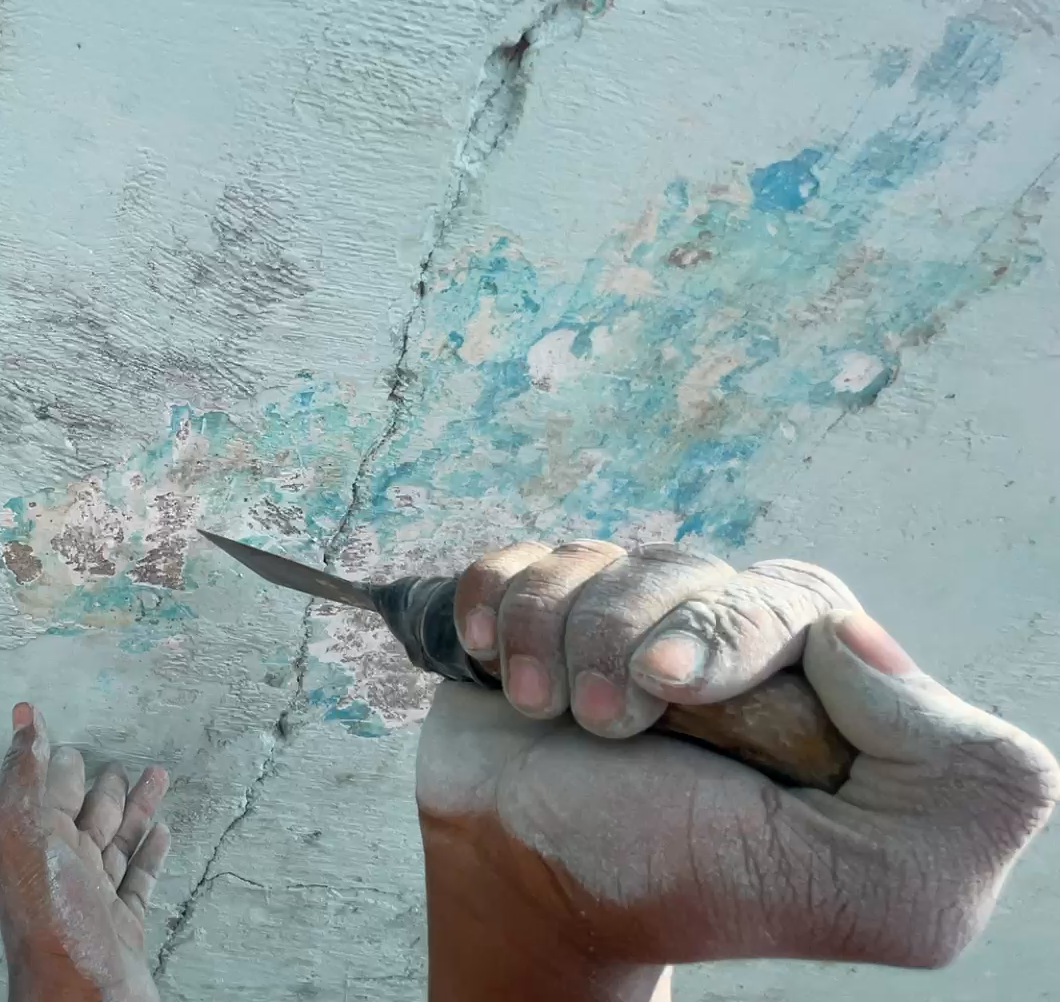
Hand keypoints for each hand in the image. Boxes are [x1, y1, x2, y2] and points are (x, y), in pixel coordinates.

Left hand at [0, 702, 171, 1001]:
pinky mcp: (122, 922)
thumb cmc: (53, 921)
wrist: (84, 997)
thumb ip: (25, 773)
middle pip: (86, 811)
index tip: (56, 728)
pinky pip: (138, 878)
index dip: (56, 756)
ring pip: (117, 839)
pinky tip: (161, 834)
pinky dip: (150, 852)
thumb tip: (22, 719)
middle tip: (117, 758)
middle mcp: (59, 865)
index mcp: (31, 840)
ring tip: (155, 778)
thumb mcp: (25, 830)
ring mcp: (92, 895)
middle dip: (103, 782)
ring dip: (137, 807)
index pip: (46, 785)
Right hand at [416, 540, 1058, 1001]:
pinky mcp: (520, 612)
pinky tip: (486, 657)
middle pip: (668, 568)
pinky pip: (502, 565)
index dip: (717, 630)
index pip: (782, 596)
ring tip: (536, 709)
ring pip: (578, 560)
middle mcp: (703, 630)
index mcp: (806, 679)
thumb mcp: (875, 886)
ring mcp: (602, 614)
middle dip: (614, 642)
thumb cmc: (681, 883)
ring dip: (542, 637)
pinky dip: (486, 603)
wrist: (525, 875)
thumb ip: (961, 778)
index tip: (662, 691)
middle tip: (595, 726)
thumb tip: (851, 637)